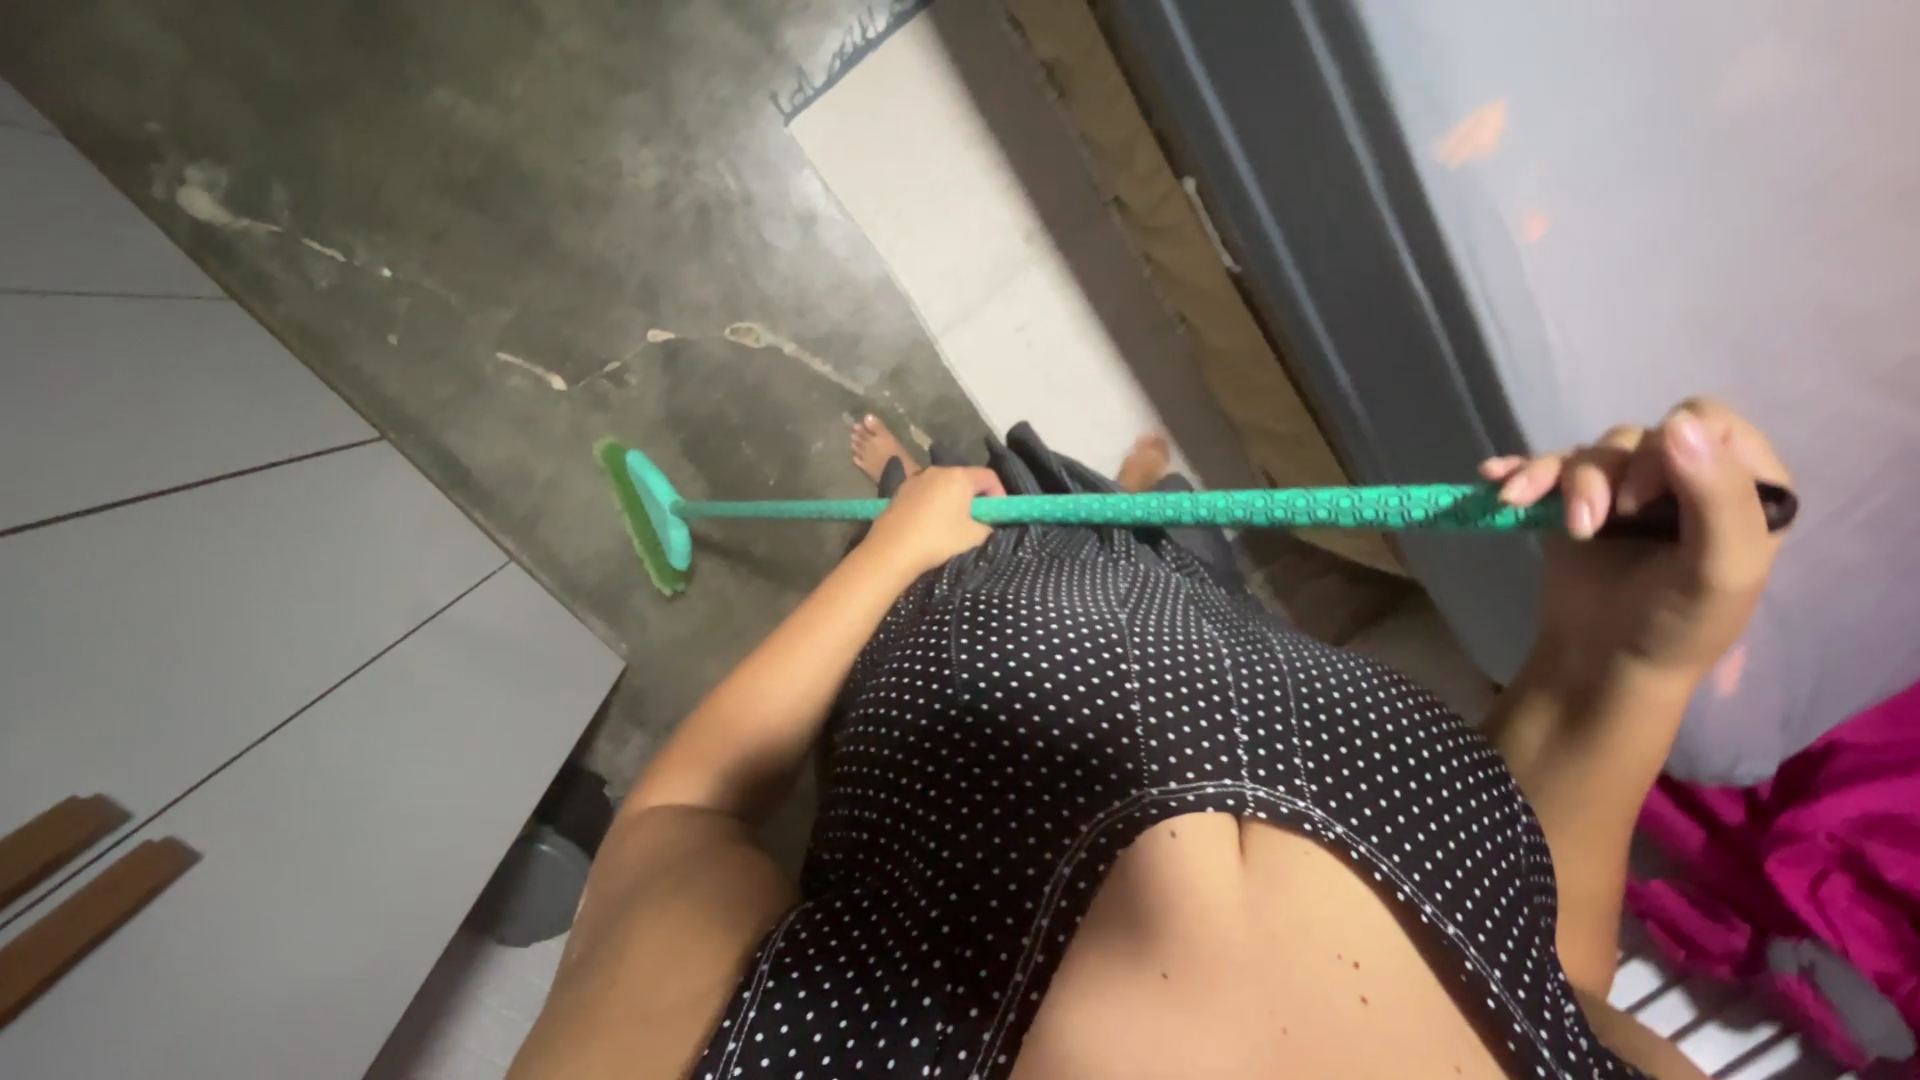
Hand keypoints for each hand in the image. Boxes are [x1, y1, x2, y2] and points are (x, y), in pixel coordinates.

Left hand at [862, 466, 1003, 576]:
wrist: (891, 551)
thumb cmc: (938, 540)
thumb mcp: (975, 536)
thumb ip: (989, 526)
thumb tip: (987, 524)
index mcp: (959, 476)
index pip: (989, 476)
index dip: (1000, 494)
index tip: (999, 515)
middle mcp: (937, 470)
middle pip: (965, 479)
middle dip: (975, 498)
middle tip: (978, 521)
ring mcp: (915, 479)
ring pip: (943, 486)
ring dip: (953, 501)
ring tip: (952, 524)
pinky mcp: (899, 492)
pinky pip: (925, 493)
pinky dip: (933, 504)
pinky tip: (929, 524)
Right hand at [1482, 398, 1792, 690]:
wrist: (1600, 662)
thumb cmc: (1674, 625)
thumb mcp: (1720, 569)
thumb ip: (1716, 496)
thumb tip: (1675, 424)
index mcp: (1738, 488)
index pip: (1707, 424)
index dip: (1669, 450)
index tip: (1643, 500)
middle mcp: (1680, 481)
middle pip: (1637, 436)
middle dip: (1603, 475)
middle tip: (1592, 524)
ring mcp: (1620, 491)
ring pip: (1588, 453)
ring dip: (1555, 481)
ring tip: (1532, 512)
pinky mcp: (1570, 504)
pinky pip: (1544, 468)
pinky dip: (1519, 470)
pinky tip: (1494, 477)